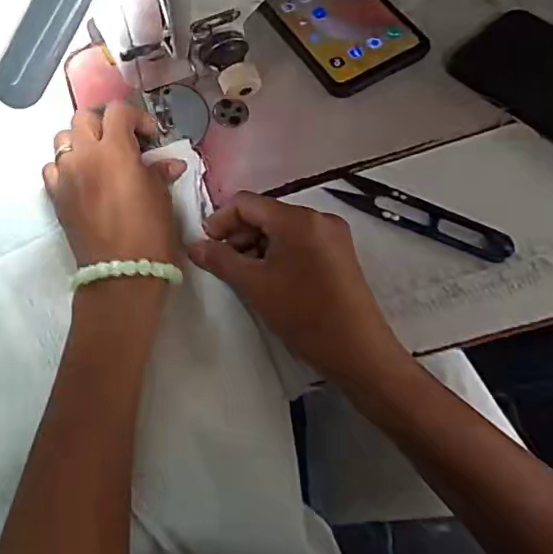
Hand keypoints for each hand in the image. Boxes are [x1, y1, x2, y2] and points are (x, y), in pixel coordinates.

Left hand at [42, 101, 186, 268]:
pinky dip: (66, 165)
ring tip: (101, 157)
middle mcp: (84, 156)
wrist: (120, 273)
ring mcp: (65, 175)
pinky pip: (53, 167)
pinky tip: (83, 178)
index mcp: (114, 151)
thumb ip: (158, 171)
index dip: (137, 117)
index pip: (118, 112)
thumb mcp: (160, 197)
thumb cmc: (149, 233)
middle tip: (124, 140)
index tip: (150, 136)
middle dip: (105, 123)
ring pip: (64, 139)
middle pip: (84, 117)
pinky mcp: (55, 196)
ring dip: (82, 140)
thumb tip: (168, 163)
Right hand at [187, 192, 411, 387]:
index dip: (220, 221)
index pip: (247, 203)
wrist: (358, 351)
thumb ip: (220, 259)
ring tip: (244, 275)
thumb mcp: (254, 285)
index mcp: (298, 219)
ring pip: (282, 229)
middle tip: (222, 263)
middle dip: (239, 234)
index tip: (206, 246)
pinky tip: (269, 278)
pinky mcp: (340, 253)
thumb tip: (194, 245)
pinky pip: (300, 241)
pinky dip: (278, 253)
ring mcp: (333, 235)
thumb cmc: (304, 314)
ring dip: (257, 245)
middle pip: (266, 213)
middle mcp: (318, 218)